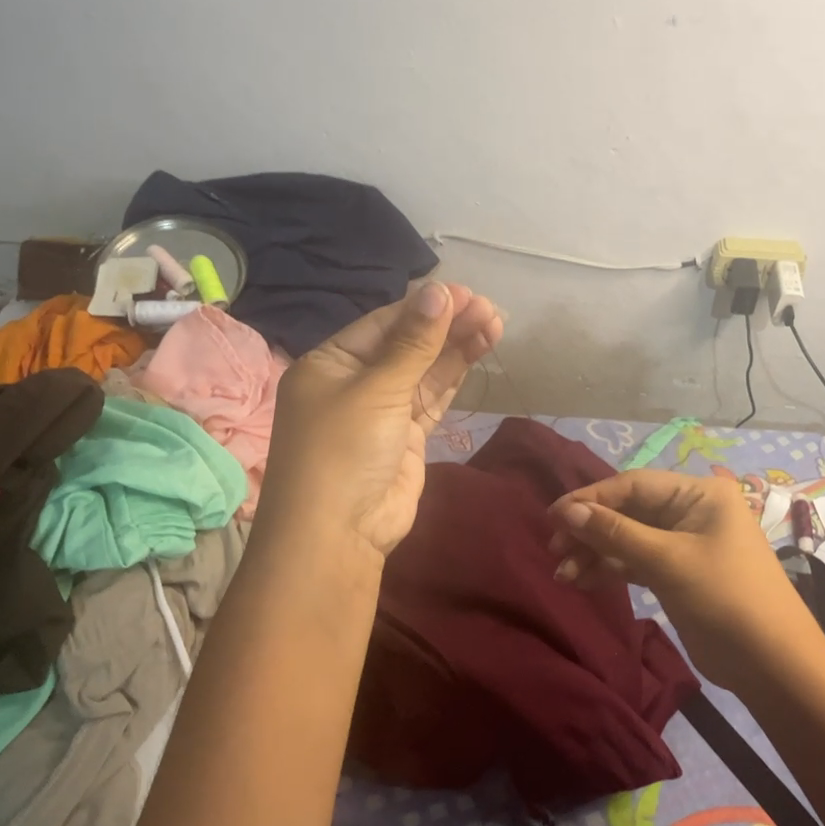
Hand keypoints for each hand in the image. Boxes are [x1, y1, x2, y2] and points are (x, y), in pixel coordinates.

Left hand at [261, 281, 501, 557]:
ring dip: (456, 349)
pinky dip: (453, 377)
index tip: (467, 293)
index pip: (382, 324)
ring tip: (495, 324)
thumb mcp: (376, 390)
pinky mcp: (405, 439)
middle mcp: (353, 384)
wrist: (337, 533)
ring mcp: (380, 413)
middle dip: (446, 326)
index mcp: (329, 364)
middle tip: (490, 309)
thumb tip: (441, 292)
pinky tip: (478, 351)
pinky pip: (431, 399)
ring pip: (423, 372)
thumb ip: (414, 344)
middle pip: (406, 345)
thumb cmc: (343, 450)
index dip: (424, 308)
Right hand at [547, 470, 822, 690]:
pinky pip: (635, 561)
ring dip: (595, 553)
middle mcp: (691, 511)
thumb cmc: (725, 598)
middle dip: (590, 530)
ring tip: (563, 573)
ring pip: (628, 538)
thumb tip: (566, 511)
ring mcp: (684, 543)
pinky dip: (610, 569)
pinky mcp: (677, 573)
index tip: (552, 516)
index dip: (591, 498)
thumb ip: (615, 533)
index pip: (633, 485)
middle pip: (628, 511)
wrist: (771, 663)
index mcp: (699, 493)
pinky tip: (582, 580)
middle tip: (555, 551)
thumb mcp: (667, 561)